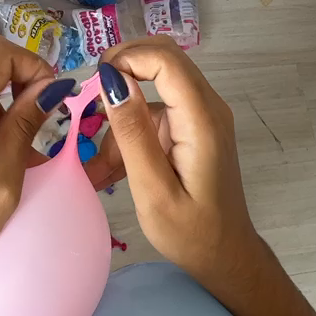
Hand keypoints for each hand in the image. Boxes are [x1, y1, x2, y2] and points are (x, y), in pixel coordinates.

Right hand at [97, 38, 266, 289]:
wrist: (226, 258)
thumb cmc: (190, 233)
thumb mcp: (153, 190)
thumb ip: (133, 133)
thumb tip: (113, 79)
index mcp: (201, 119)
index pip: (165, 59)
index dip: (127, 58)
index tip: (95, 85)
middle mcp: (207, 105)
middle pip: (163, 57)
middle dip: (122, 68)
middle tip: (90, 97)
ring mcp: (202, 113)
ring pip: (154, 83)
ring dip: (121, 109)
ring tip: (98, 159)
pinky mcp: (192, 125)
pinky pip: (156, 108)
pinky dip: (130, 127)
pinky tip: (111, 165)